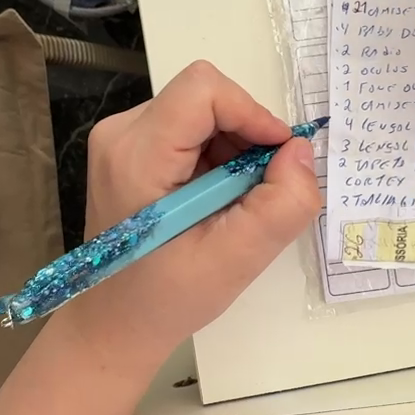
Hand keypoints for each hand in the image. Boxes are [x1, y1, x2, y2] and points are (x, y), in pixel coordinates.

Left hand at [58, 61, 319, 366]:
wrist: (115, 324)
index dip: (251, 112)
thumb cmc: (166, 299)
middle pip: (204, 98)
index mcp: (136, 155)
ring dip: (233, 148)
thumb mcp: (235, 261)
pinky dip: (217, 155)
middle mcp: (121, 133)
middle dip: (245, 135)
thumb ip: (279, 204)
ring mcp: (121, 138)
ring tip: (233, 201)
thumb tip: (299, 150)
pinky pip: (189, 127)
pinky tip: (215, 198)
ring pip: (201, 110)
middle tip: (257, 189)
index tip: (277, 155)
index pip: (203, 90)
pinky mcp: (130, 148)